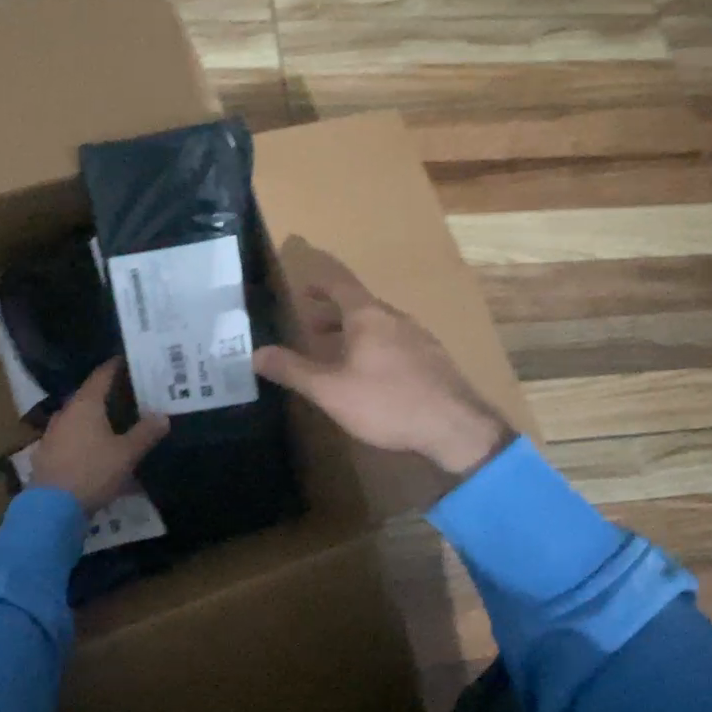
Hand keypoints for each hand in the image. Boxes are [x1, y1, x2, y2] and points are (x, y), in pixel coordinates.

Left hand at [31, 358, 170, 513]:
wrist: (51, 508)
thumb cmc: (92, 472)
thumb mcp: (126, 454)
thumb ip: (145, 433)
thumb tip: (163, 416)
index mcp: (84, 404)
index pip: (101, 375)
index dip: (115, 366)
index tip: (129, 361)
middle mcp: (66, 412)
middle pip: (89, 395)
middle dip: (108, 394)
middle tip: (130, 394)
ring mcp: (53, 433)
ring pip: (78, 417)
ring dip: (95, 418)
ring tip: (116, 422)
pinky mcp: (47, 454)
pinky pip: (70, 437)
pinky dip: (84, 437)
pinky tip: (96, 449)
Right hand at [254, 258, 511, 477]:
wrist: (456, 429)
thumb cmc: (386, 402)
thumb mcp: (330, 390)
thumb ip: (293, 370)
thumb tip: (256, 353)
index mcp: (368, 316)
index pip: (339, 284)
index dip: (319, 283)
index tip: (303, 286)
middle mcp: (395, 318)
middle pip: (360, 304)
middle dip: (333, 312)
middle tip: (311, 324)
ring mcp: (419, 338)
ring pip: (380, 324)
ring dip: (354, 331)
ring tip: (338, 351)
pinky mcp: (434, 360)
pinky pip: (397, 341)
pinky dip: (376, 346)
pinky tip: (374, 373)